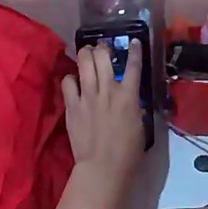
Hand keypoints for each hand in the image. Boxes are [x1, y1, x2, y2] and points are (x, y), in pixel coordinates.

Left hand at [61, 41, 145, 192]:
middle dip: (102, 48)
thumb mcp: (140, 125)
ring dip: (86, 55)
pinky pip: (68, 82)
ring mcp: (87, 96)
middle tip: (102, 51)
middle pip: (102, 55)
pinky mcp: (72, 106)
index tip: (133, 42)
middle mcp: (107, 89)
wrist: (103, 167)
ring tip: (86, 55)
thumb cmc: (128, 151)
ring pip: (84, 62)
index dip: (134, 50)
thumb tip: (130, 100)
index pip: (134, 65)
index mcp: (129, 95)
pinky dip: (71, 78)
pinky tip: (74, 82)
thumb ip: (135, 107)